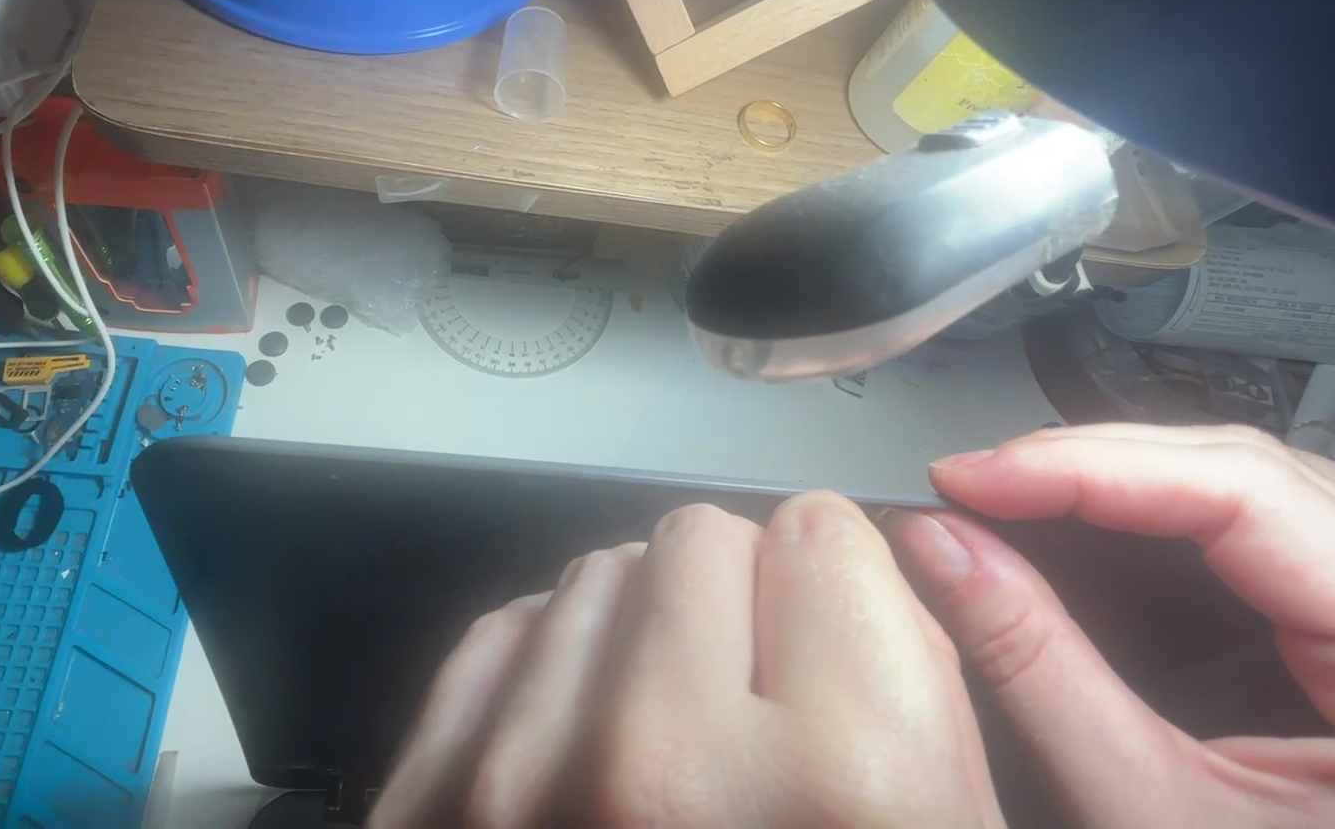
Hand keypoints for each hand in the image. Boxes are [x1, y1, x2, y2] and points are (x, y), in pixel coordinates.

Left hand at [371, 492, 1004, 827]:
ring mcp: (516, 784)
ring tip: (665, 738)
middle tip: (750, 695)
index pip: (822, 534)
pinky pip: (508, 631)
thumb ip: (914, 695)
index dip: (839, 585)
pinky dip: (554, 665)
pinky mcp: (420, 809)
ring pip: (599, 569)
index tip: (833, 635)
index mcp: (849, 792)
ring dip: (642, 630)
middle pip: (701, 533)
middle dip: (740, 594)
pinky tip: (582, 744)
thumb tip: (845, 572)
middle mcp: (664, 765)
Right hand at [890, 423, 1334, 827]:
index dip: (1084, 465)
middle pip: (1250, 472)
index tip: (968, 477)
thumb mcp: (1149, 812)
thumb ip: (1034, 666)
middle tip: (973, 482)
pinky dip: (1150, 508)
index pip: (1249, 494)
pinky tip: (1083, 518)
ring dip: (1116, 476)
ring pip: (1256, 486)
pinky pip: (1258, 528)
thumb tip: (936, 540)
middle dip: (1085, 464)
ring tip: (1015, 492)